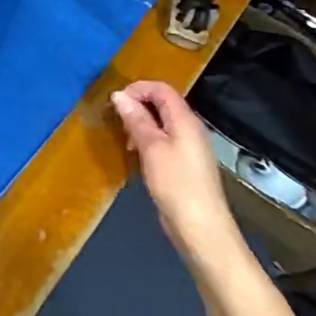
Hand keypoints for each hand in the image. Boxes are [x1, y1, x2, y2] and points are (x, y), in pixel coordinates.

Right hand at [111, 81, 238, 259]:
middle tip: (116, 121)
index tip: (115, 102)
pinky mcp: (185, 163)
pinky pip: (164, 140)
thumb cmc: (175, 182)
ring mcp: (189, 147)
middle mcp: (190, 128)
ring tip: (124, 139)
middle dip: (137, 105)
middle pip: (162, 103)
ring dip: (140, 124)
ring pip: (162, 122)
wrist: (200, 227)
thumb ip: (136, 119)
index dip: (137, 88)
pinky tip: (136, 155)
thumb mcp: (151, 147)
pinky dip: (147, 140)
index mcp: (185, 120)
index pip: (161, 88)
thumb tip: (120, 95)